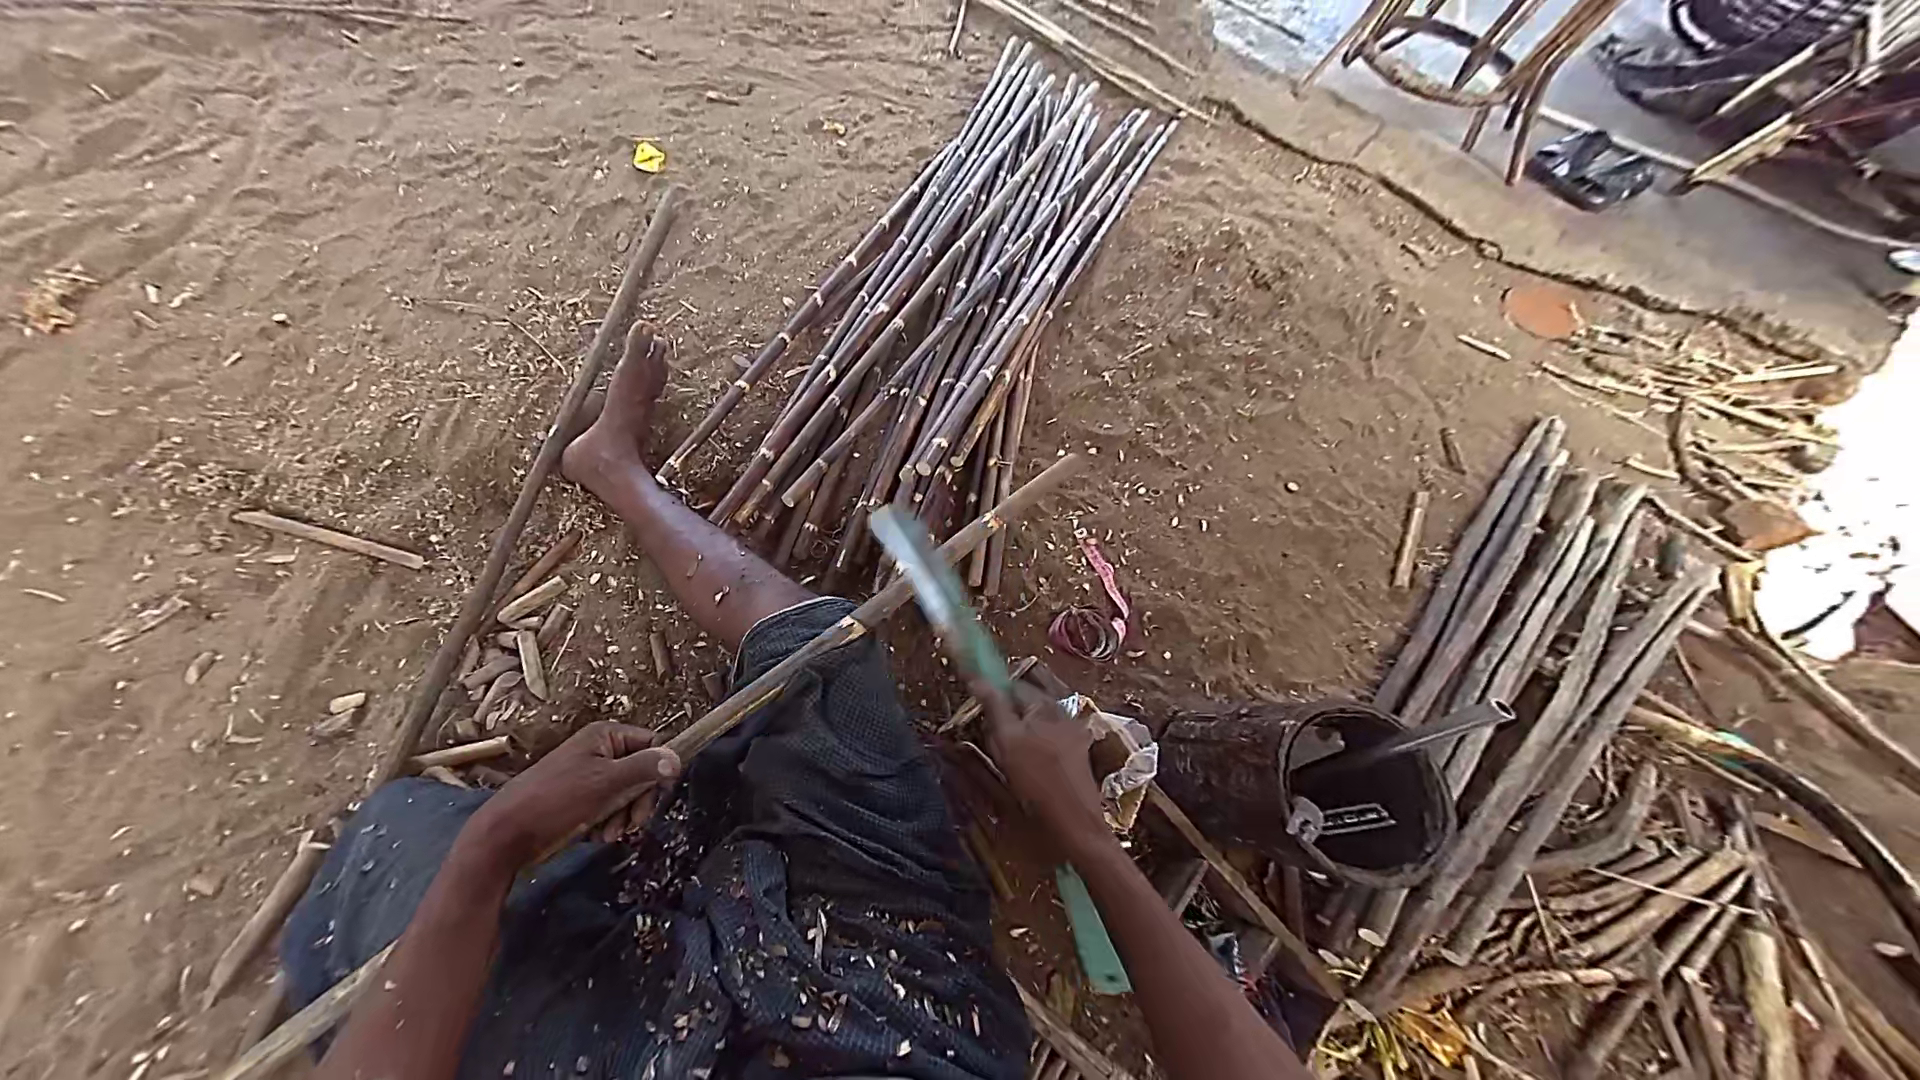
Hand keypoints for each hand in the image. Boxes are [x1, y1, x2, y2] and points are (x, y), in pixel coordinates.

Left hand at [462, 721, 680, 872]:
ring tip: (610, 832)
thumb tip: (678, 759)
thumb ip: (645, 768)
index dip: (659, 769)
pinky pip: (609, 806)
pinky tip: (597, 834)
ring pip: (627, 792)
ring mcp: (588, 774)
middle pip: (642, 771)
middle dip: (639, 800)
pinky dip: (609, 821)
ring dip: (625, 815)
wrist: (502, 838)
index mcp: (605, 736)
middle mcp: (599, 750)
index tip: (658, 794)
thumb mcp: (606, 783)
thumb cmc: (555, 802)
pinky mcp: (579, 798)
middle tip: (634, 822)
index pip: (652, 745)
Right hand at [980, 683, 1108, 851]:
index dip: (992, 694)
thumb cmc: (1036, 780)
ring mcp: (1073, 735)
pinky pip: (1046, 742)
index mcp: (1047, 705)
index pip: (1012, 686)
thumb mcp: (1007, 740)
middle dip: (1005, 718)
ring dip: (1018, 736)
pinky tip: (1025, 771)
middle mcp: (1064, 713)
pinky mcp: (1076, 756)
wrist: (1074, 823)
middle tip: (993, 740)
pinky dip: (1031, 749)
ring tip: (1008, 759)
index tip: (976, 710)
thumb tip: (977, 678)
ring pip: (1034, 725)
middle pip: (1024, 706)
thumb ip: (993, 705)